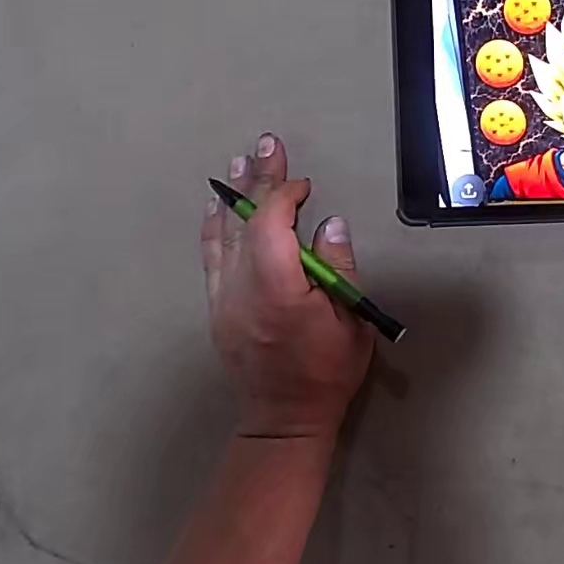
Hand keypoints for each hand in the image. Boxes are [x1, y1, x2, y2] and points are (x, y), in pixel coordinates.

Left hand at [200, 133, 373, 439]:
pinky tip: (217, 207)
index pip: (272, 227)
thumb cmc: (326, 372)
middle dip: (259, 180)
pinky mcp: (217, 308)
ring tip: (240, 163)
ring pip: (223, 236)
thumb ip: (339, 269)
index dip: (284, 197)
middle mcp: (242, 290)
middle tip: (267, 144)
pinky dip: (216, 227)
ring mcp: (223, 299)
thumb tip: (330, 224)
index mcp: (278, 292)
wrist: (283, 419)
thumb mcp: (351, 322)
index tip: (304, 187)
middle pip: (246, 222)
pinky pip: (212, 258)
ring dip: (234, 196)